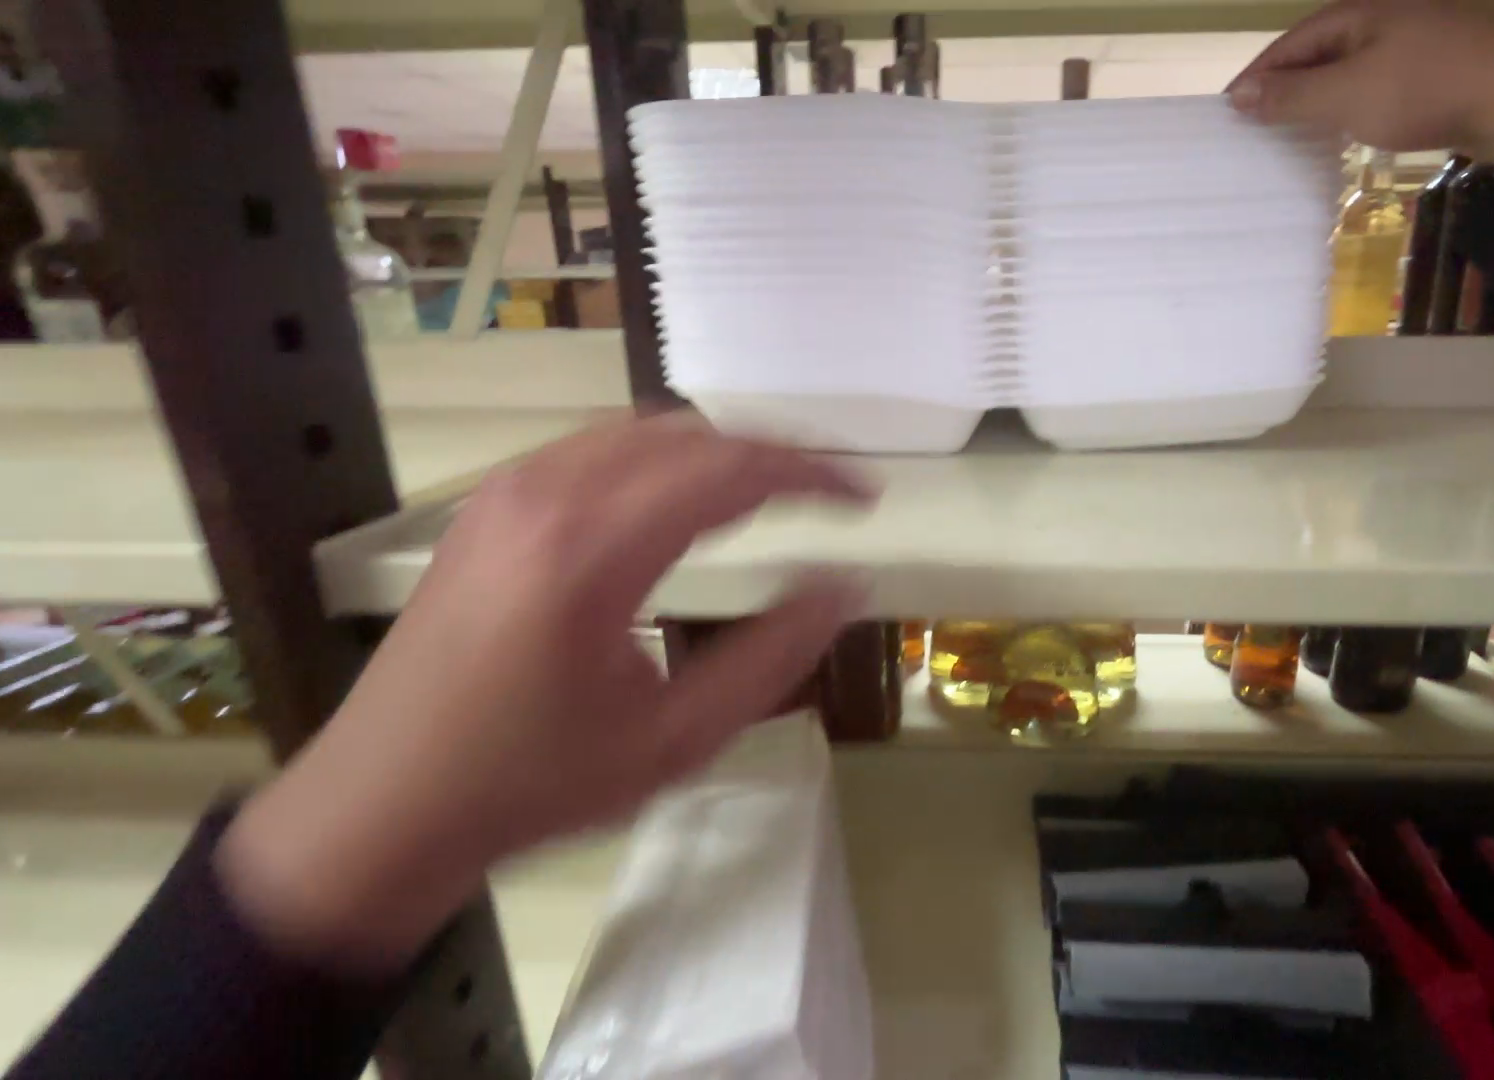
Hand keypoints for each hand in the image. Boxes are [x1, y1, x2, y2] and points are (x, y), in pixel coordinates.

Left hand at [216, 411, 875, 971]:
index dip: (814, 474)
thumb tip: (847, 585)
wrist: (381, 807)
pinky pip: (599, 446)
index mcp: (593, 550)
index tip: (866, 497)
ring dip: (723, 450)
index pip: (732, 470)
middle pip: (693, 435)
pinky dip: (667, 456)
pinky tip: (688, 496)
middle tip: (833, 490)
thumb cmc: (537, 784)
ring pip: (645, 430)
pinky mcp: (492, 503)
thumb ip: (774, 655)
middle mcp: (548, 493)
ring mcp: (510, 489)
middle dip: (777, 453)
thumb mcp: (677, 739)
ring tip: (777, 489)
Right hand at [1227, 0, 1493, 163]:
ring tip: (1282, 128)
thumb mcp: (1346, 94)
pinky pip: (1366, 82)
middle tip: (1249, 121)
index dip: (1255, 75)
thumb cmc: (1422, 89)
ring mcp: (1408, 42)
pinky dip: (1340, 104)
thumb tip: (1240, 96)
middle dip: (1280, 84)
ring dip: (1310, 96)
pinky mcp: (1428, 69)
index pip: (1290, 43)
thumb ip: (1292, 96)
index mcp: (1358, 14)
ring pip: (1342, 68)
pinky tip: (1335, 126)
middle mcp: (1381, 19)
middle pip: (1315, 51)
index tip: (1226, 110)